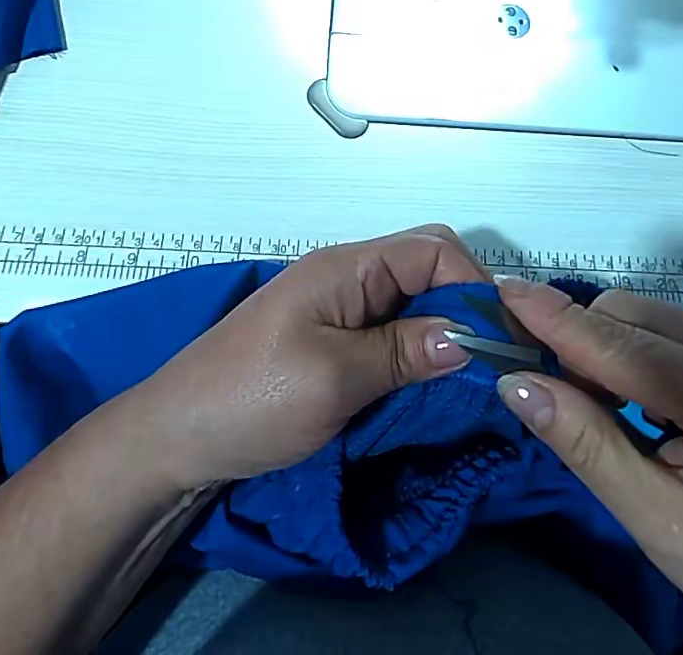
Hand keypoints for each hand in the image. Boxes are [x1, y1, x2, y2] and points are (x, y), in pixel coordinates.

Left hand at [113, 226, 484, 489]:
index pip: (431, 248)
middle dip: (464, 305)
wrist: (180, 434)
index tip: (502, 344)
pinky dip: (418, 348)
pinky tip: (431, 381)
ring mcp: (338, 306)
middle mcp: (346, 275)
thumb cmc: (252, 399)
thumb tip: (473, 337)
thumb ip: (405, 351)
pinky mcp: (332, 336)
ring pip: (411, 299)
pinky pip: (390, 328)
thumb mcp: (335, 377)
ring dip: (443, 330)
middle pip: (425, 267)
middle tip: (490, 364)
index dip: (474, 286)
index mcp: (345, 267)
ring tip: (471, 378)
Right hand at [494, 280, 682, 654]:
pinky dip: (636, 355)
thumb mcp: (663, 524)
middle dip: (581, 342)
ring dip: (607, 347)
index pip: (628, 347)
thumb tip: (516, 382)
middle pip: (636, 316)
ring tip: (604, 409)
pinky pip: (673, 333)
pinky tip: (643, 405)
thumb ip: (586, 444)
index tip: (499, 293)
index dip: (558, 319)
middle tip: (558, 397)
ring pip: (651, 317)